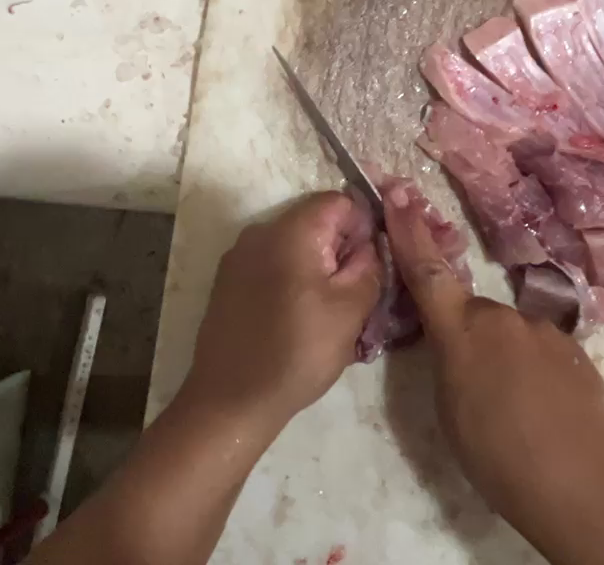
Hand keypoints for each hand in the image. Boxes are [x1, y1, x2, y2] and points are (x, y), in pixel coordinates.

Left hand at [179, 192, 381, 436]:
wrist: (230, 402)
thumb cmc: (296, 352)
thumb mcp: (351, 310)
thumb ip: (370, 265)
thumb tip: (369, 244)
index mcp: (291, 230)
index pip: (340, 202)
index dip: (365, 227)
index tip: (374, 264)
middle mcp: (260, 231)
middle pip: (316, 221)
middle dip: (342, 250)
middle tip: (357, 293)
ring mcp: (239, 257)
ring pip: (295, 246)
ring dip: (319, 268)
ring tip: (330, 312)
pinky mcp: (228, 282)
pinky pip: (273, 265)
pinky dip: (293, 281)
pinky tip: (299, 320)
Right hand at [384, 192, 603, 564]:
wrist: (592, 486)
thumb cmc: (503, 460)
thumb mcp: (451, 416)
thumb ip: (447, 366)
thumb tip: (455, 347)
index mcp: (461, 333)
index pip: (426, 270)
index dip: (408, 230)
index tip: (397, 189)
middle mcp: (502, 318)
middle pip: (471, 316)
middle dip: (466, 342)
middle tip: (473, 394)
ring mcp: (542, 330)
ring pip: (507, 336)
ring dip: (502, 363)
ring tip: (514, 415)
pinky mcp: (574, 347)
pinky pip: (538, 351)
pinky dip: (532, 374)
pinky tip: (544, 414)